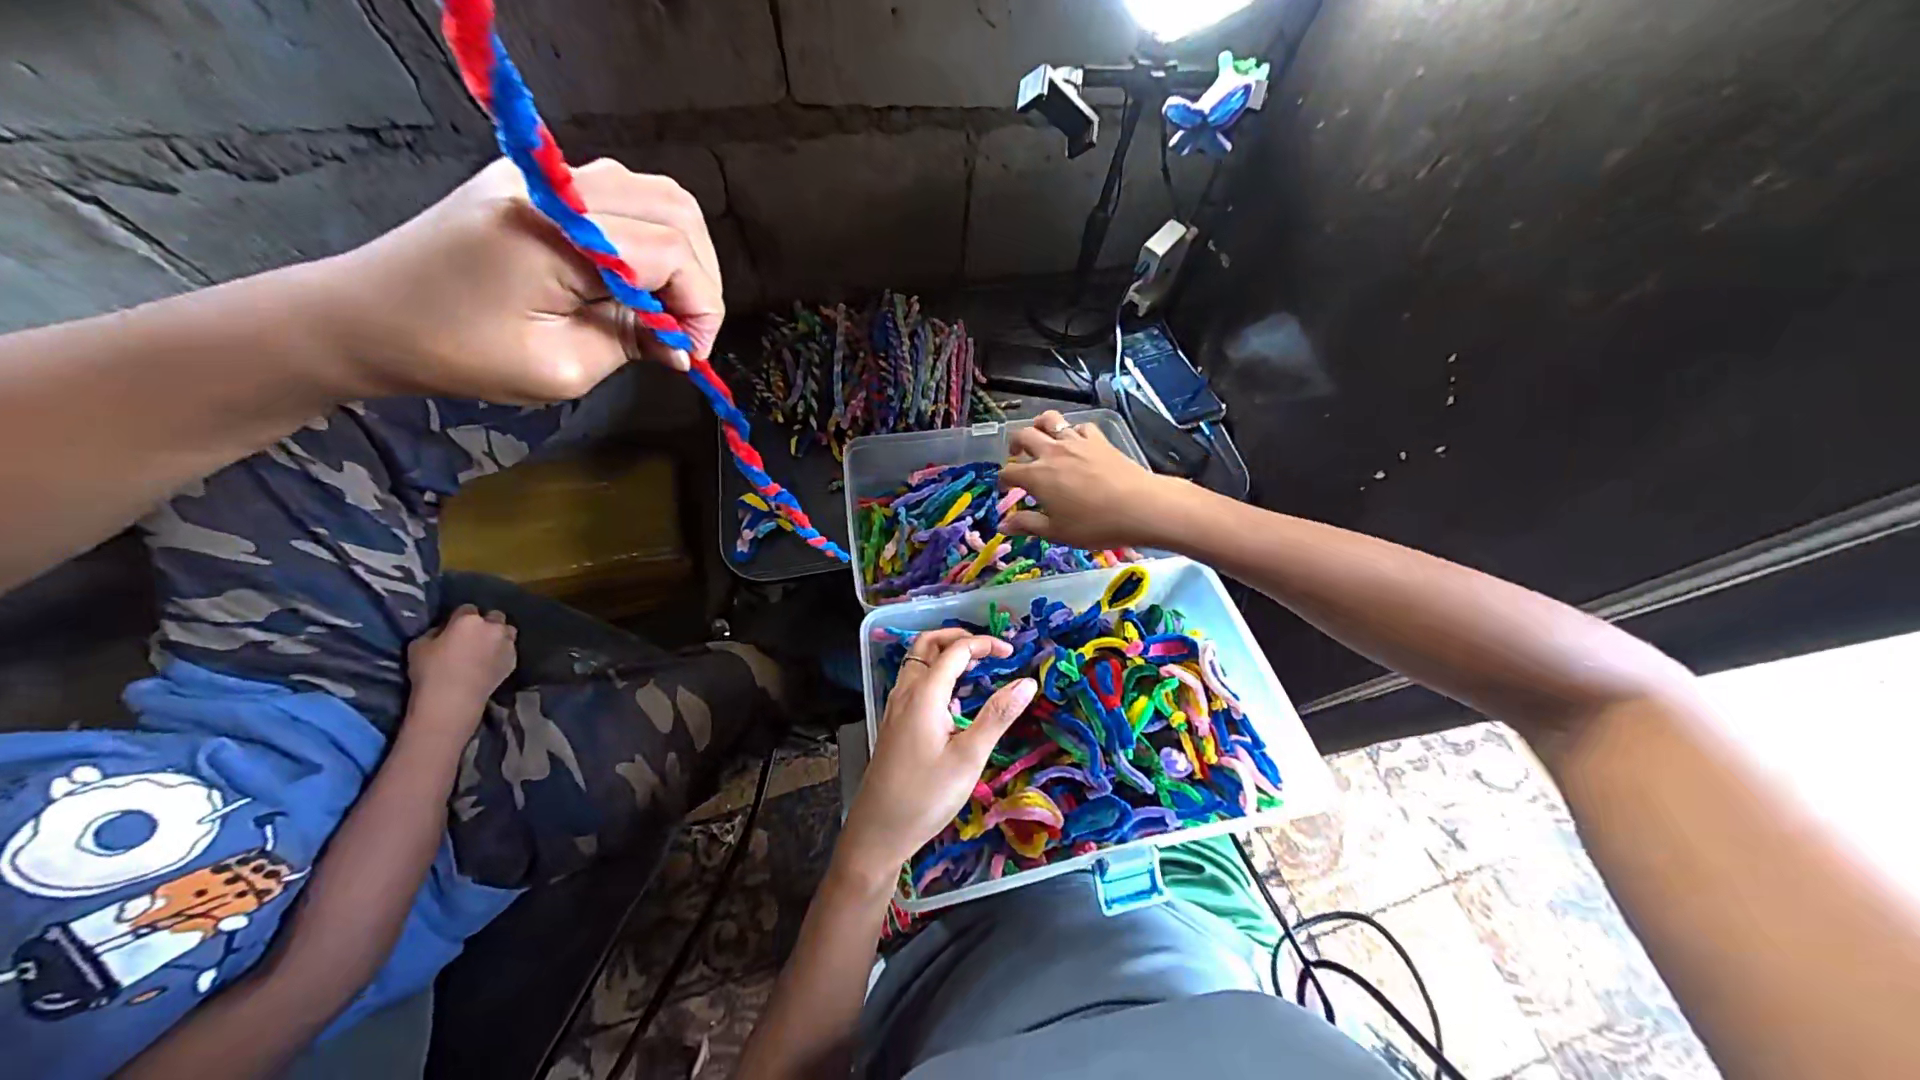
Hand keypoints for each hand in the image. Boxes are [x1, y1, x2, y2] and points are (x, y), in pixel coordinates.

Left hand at [319, 157, 723, 403]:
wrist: (364, 316)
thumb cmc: (456, 352)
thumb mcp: (560, 368)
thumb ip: (631, 344)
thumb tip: (681, 344)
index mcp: (555, 232)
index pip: (670, 251)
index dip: (701, 305)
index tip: (693, 353)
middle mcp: (556, 187)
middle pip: (675, 209)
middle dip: (700, 276)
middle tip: (687, 329)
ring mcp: (546, 178)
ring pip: (656, 195)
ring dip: (681, 253)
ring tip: (670, 307)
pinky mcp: (539, 184)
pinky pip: (623, 196)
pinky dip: (651, 239)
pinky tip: (639, 281)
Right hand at [404, 605, 517, 736]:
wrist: (454, 699)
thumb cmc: (431, 671)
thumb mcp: (418, 646)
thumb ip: (434, 632)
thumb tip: (443, 630)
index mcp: (468, 620)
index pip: (467, 608)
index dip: (460, 617)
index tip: (454, 626)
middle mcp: (493, 627)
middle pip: (494, 616)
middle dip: (485, 622)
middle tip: (473, 635)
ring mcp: (507, 643)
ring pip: (507, 630)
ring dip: (499, 634)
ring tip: (487, 645)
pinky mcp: (513, 659)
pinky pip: (510, 648)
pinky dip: (503, 650)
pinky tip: (492, 660)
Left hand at [837, 629, 1037, 883]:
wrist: (878, 831)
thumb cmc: (926, 796)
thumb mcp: (969, 757)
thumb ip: (998, 716)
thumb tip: (1027, 682)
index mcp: (924, 694)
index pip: (955, 651)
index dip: (985, 644)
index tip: (1012, 653)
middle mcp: (905, 693)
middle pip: (927, 645)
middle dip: (958, 637)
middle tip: (988, 648)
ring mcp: (895, 708)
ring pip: (917, 664)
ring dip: (944, 655)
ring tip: (975, 668)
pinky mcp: (894, 724)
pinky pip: (914, 684)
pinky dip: (935, 676)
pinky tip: (954, 702)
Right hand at [999, 410, 1191, 548]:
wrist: (1139, 507)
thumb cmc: (1094, 524)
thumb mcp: (1057, 532)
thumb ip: (1028, 525)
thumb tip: (1003, 526)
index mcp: (1037, 476)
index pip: (1009, 471)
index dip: (1003, 480)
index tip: (1006, 489)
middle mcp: (1052, 453)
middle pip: (1024, 435)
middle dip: (1014, 444)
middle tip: (1017, 456)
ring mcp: (1076, 442)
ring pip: (1050, 420)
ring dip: (1040, 425)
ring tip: (1041, 437)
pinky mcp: (1099, 439)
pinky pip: (1080, 427)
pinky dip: (1073, 432)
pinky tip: (1077, 443)